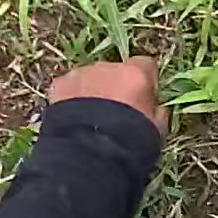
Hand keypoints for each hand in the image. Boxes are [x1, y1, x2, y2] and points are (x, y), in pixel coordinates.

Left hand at [48, 56, 166, 134]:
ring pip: (91, 78)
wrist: (92, 151)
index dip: (146, 82)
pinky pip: (70, 88)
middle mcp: (108, 67)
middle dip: (116, 88)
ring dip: (94, 94)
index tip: (144, 99)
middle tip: (116, 116)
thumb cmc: (132, 141)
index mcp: (136, 74)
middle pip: (116, 71)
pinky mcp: (60, 84)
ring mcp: (81, 73)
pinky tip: (76, 121)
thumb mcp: (157, 130)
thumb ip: (157, 112)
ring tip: (94, 122)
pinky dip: (72, 100)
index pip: (146, 66)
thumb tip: (157, 107)